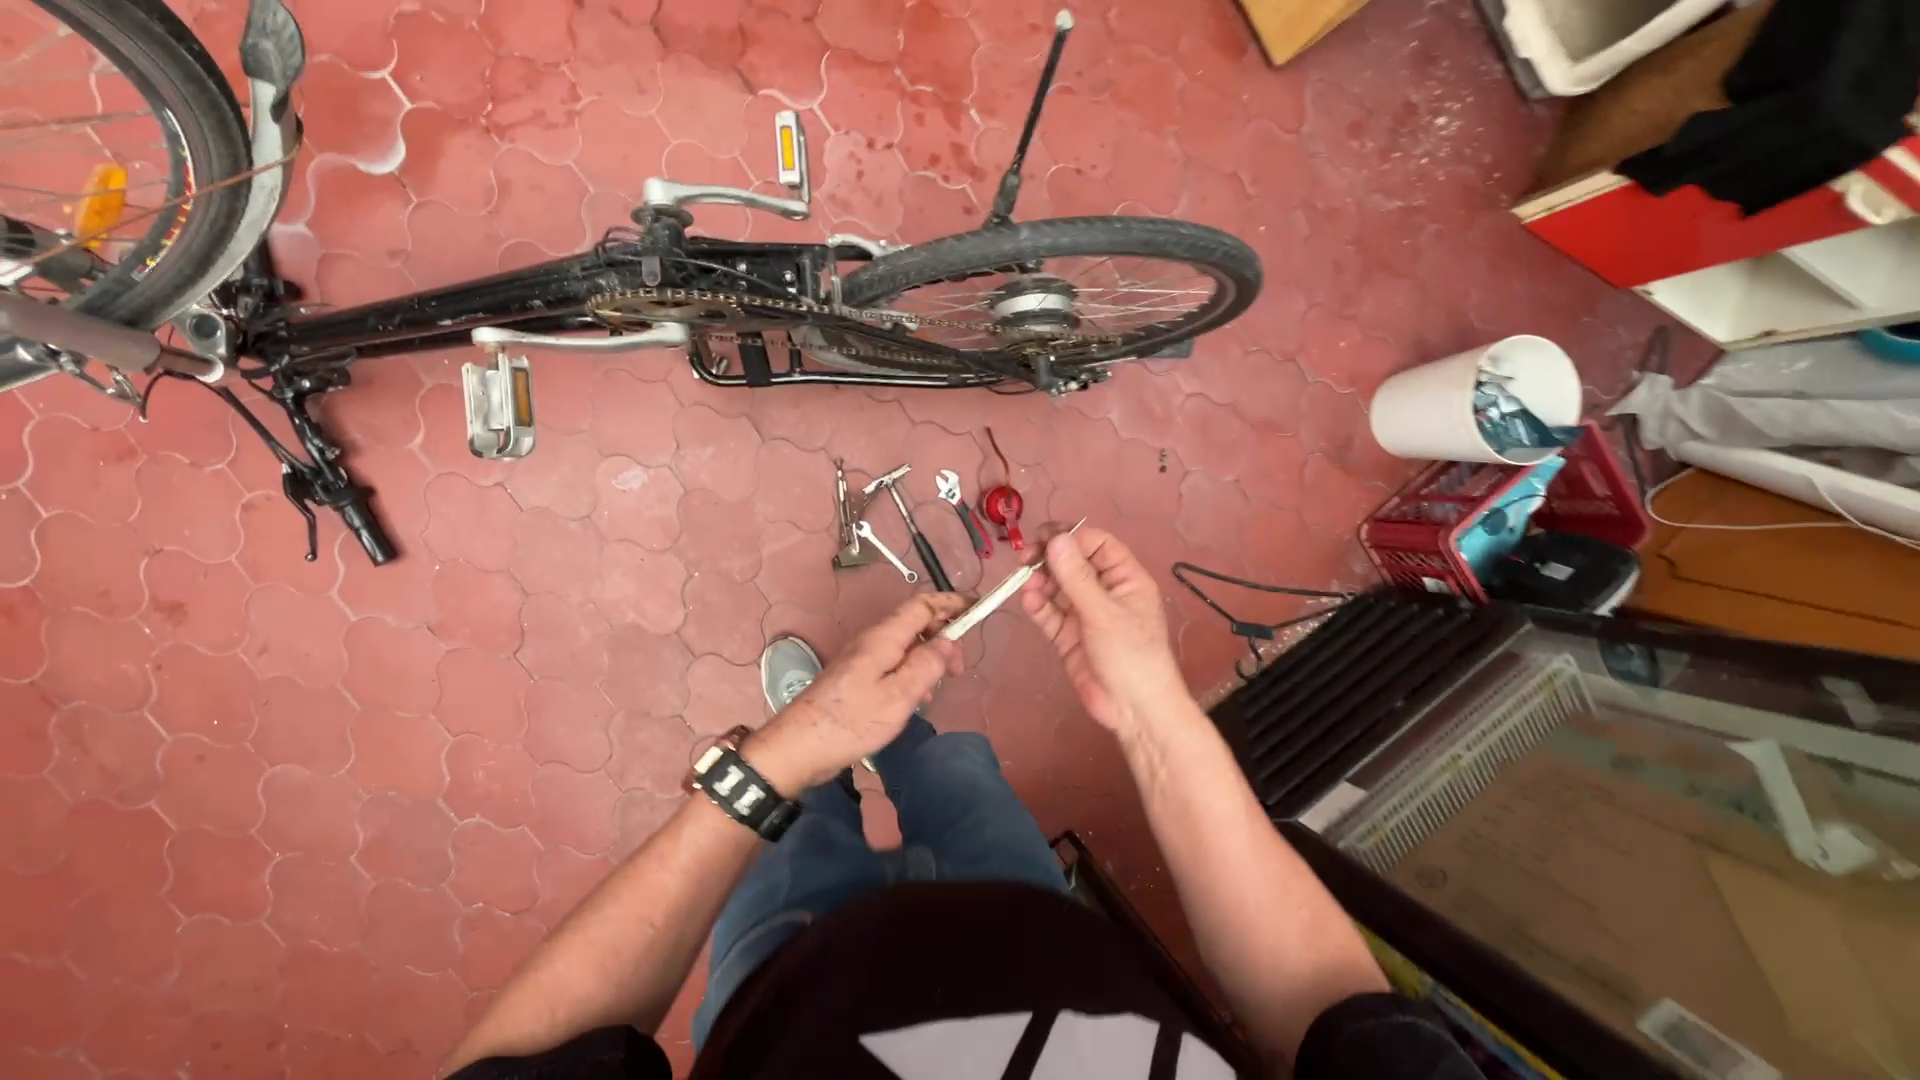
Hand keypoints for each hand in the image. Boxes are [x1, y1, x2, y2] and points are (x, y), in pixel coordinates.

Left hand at [747, 593, 967, 791]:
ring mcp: (862, 659)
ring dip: (928, 658)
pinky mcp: (856, 678)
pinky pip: (893, 663)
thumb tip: (947, 642)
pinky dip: (912, 672)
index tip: (976, 608)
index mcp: (883, 638)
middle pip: (915, 623)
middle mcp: (872, 641)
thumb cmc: (851, 722)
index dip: (950, 602)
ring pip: (905, 645)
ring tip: (940, 686)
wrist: (799, 746)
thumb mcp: (897, 696)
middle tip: (959, 668)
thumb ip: (926, 666)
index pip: (922, 605)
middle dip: (943, 636)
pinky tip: (916, 699)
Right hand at [1021, 528, 1189, 737]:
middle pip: (1072, 563)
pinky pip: (1050, 614)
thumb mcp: (1104, 612)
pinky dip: (1038, 606)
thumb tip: (1056, 539)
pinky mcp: (1068, 636)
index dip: (1071, 538)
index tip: (1044, 538)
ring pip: (1057, 587)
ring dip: (1040, 582)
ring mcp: (1085, 614)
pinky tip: (1029, 602)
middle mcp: (1104, 591)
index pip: (1096, 544)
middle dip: (1049, 558)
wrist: (1133, 709)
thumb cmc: (1131, 654)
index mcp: (1125, 579)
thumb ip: (1076, 577)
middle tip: (1025, 558)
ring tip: (1027, 584)